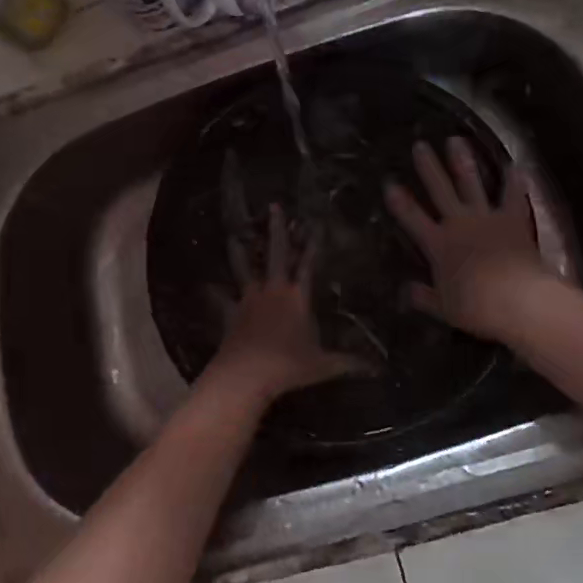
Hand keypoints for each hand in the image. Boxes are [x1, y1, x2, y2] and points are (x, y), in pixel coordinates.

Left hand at [208, 203, 361, 401]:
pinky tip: (204, 284)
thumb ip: (348, 362)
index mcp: (297, 297)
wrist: (245, 376)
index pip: (308, 264)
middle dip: (277, 229)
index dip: (314, 243)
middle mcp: (273, 290)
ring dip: (240, 252)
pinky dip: (212, 292)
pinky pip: (220, 299)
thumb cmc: (287, 366)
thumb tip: (377, 368)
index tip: (316, 222)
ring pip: (244, 268)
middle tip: (273, 206)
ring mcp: (249, 300)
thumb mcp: (323, 365)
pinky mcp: (230, 314)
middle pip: (276, 254)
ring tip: (234, 236)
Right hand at [384, 138, 548, 339]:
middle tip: (420, 145)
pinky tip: (515, 166)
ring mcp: (486, 218)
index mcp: (438, 245)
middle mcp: (459, 223)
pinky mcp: (512, 220)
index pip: (412, 218)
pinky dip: (514, 182)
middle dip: (428, 167)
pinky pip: (512, 197)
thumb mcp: (443, 307)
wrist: (516, 299)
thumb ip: (424, 296)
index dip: (399, 201)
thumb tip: (405, 291)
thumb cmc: (476, 307)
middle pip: (440, 190)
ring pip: (470, 184)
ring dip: (462, 162)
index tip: (389, 182)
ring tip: (456, 140)